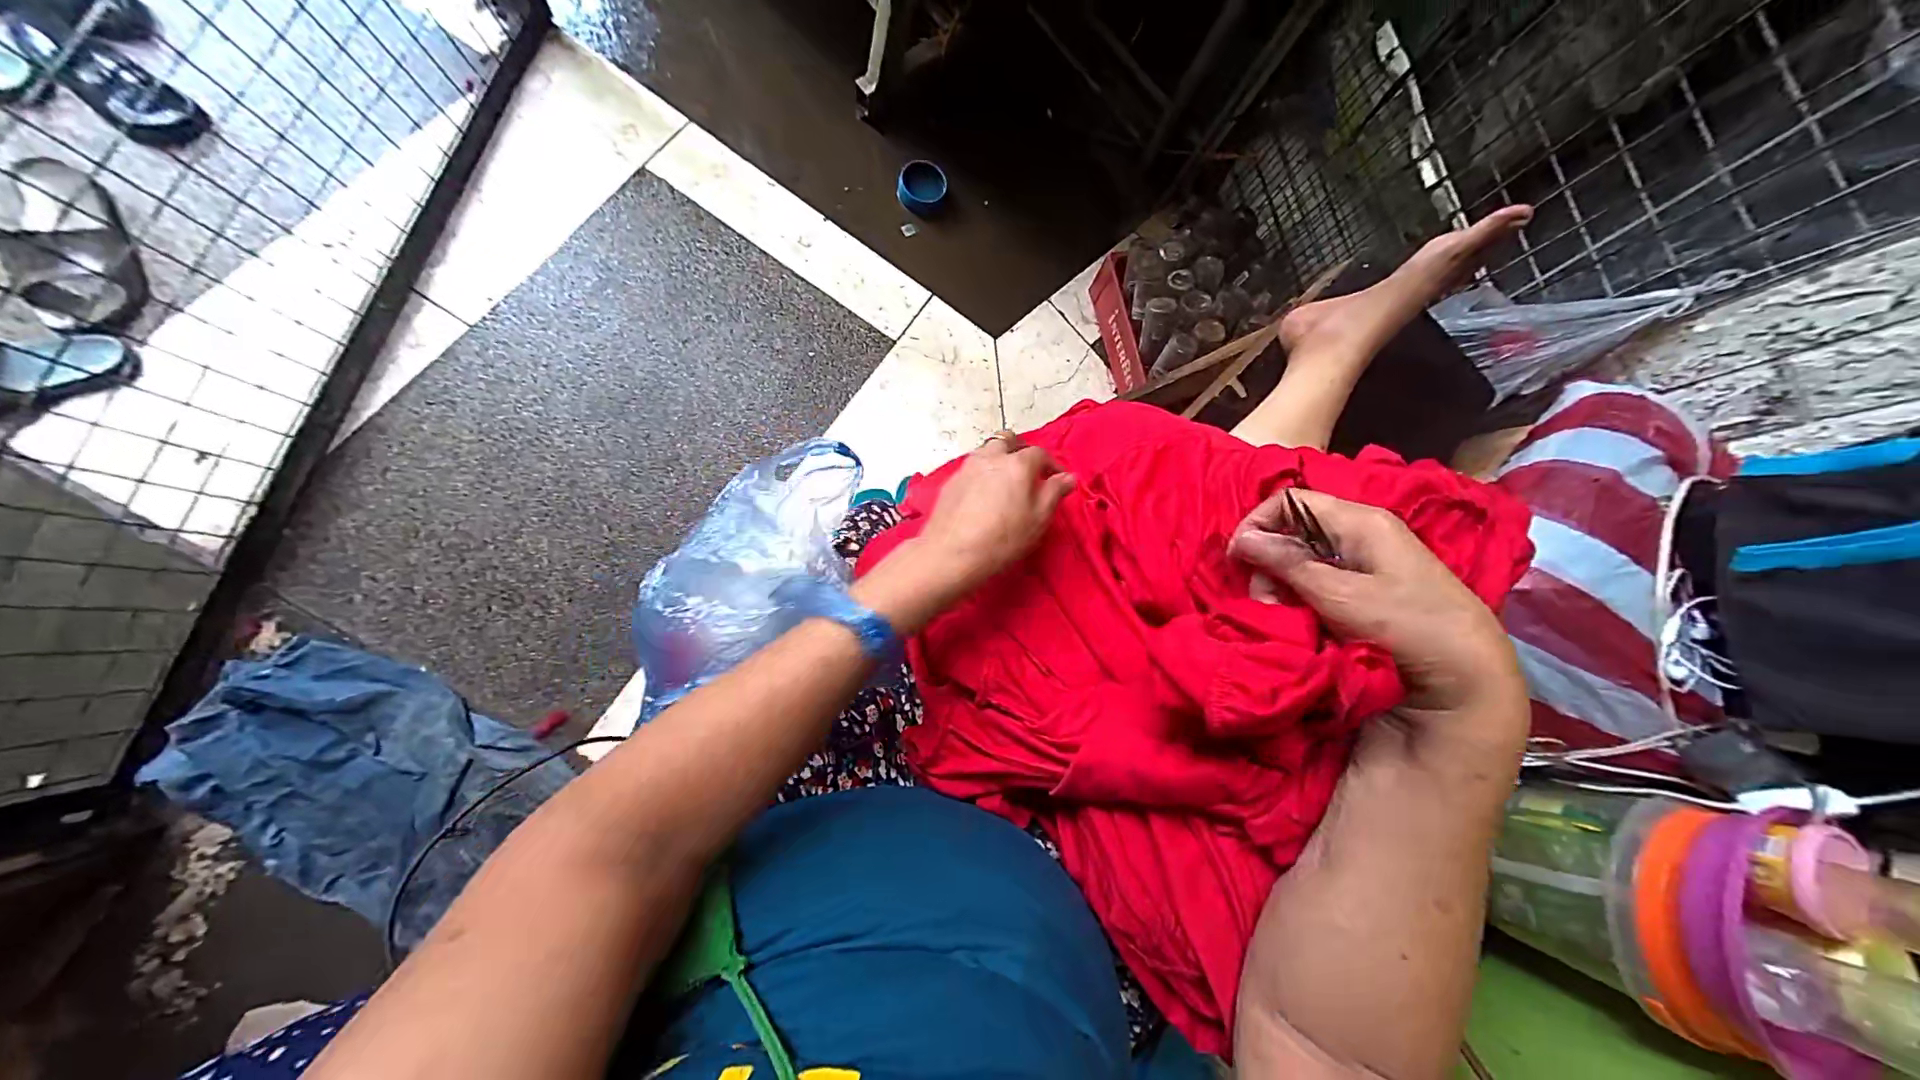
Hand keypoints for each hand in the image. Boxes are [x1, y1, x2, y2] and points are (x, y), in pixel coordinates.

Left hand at [919, 433, 1076, 590]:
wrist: (951, 554)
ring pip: (986, 451)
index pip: (1040, 453)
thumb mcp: (1038, 519)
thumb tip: (1067, 478)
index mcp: (1017, 464)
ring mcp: (967, 468)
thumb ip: (1054, 493)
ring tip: (1006, 481)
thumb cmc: (1000, 539)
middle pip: (1008, 440)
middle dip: (1021, 450)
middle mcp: (990, 458)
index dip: (1052, 465)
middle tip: (1029, 470)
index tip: (1057, 479)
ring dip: (999, 459)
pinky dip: (982, 474)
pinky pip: (971, 469)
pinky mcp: (950, 482)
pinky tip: (984, 495)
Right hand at [1228, 489, 1523, 716]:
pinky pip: (1320, 584)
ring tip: (1289, 622)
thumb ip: (1287, 563)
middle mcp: (1362, 534)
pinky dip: (1304, 602)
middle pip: (1293, 533)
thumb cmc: (1407, 628)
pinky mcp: (1369, 590)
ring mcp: (1367, 562)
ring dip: (1284, 590)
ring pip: (1303, 562)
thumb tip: (1241, 538)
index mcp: (1361, 521)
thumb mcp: (1339, 596)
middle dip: (1270, 567)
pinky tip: (1307, 624)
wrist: (1468, 679)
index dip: (1257, 524)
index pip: (1290, 500)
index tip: (1237, 562)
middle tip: (1269, 605)